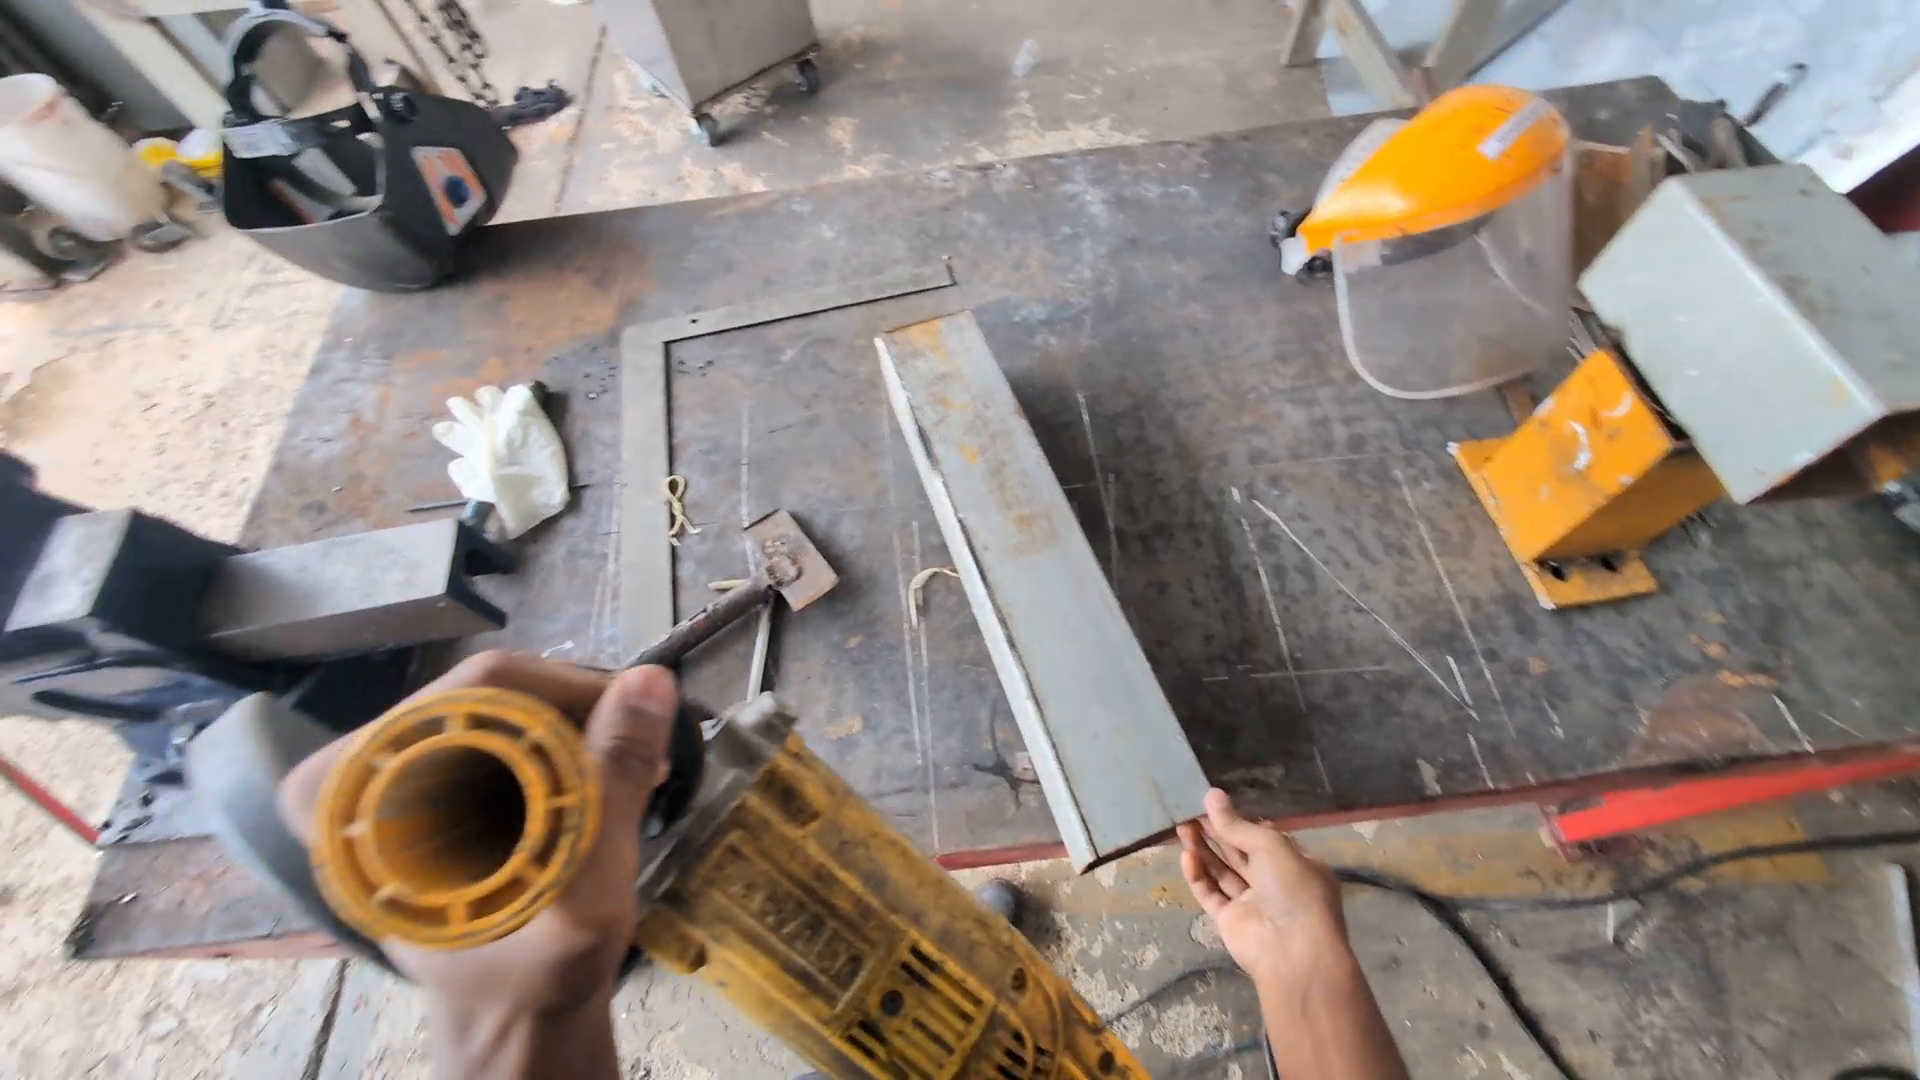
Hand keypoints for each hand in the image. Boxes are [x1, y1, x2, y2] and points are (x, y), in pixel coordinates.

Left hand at [278, 650, 677, 1076]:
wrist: (514, 1014)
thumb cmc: (538, 969)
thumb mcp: (586, 886)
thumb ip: (613, 782)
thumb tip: (652, 679)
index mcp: (356, 794)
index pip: (484, 689)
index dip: (573, 699)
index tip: (636, 741)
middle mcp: (360, 768)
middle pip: (499, 687)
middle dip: (585, 715)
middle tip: (644, 760)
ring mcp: (395, 770)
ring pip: (513, 700)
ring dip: (585, 727)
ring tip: (635, 774)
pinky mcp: (430, 779)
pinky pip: (511, 724)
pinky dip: (570, 741)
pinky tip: (606, 779)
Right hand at [1178, 788, 1348, 988]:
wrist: (1294, 953)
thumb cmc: (1293, 890)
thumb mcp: (1270, 845)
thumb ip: (1236, 824)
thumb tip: (1211, 794)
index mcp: (1295, 864)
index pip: (1263, 837)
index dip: (1239, 821)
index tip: (1213, 804)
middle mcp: (1274, 883)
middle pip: (1238, 851)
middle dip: (1215, 831)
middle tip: (1188, 811)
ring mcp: (1251, 903)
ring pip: (1221, 870)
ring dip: (1202, 849)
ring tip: (1180, 827)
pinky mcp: (1230, 921)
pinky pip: (1210, 893)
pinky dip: (1198, 875)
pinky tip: (1186, 857)